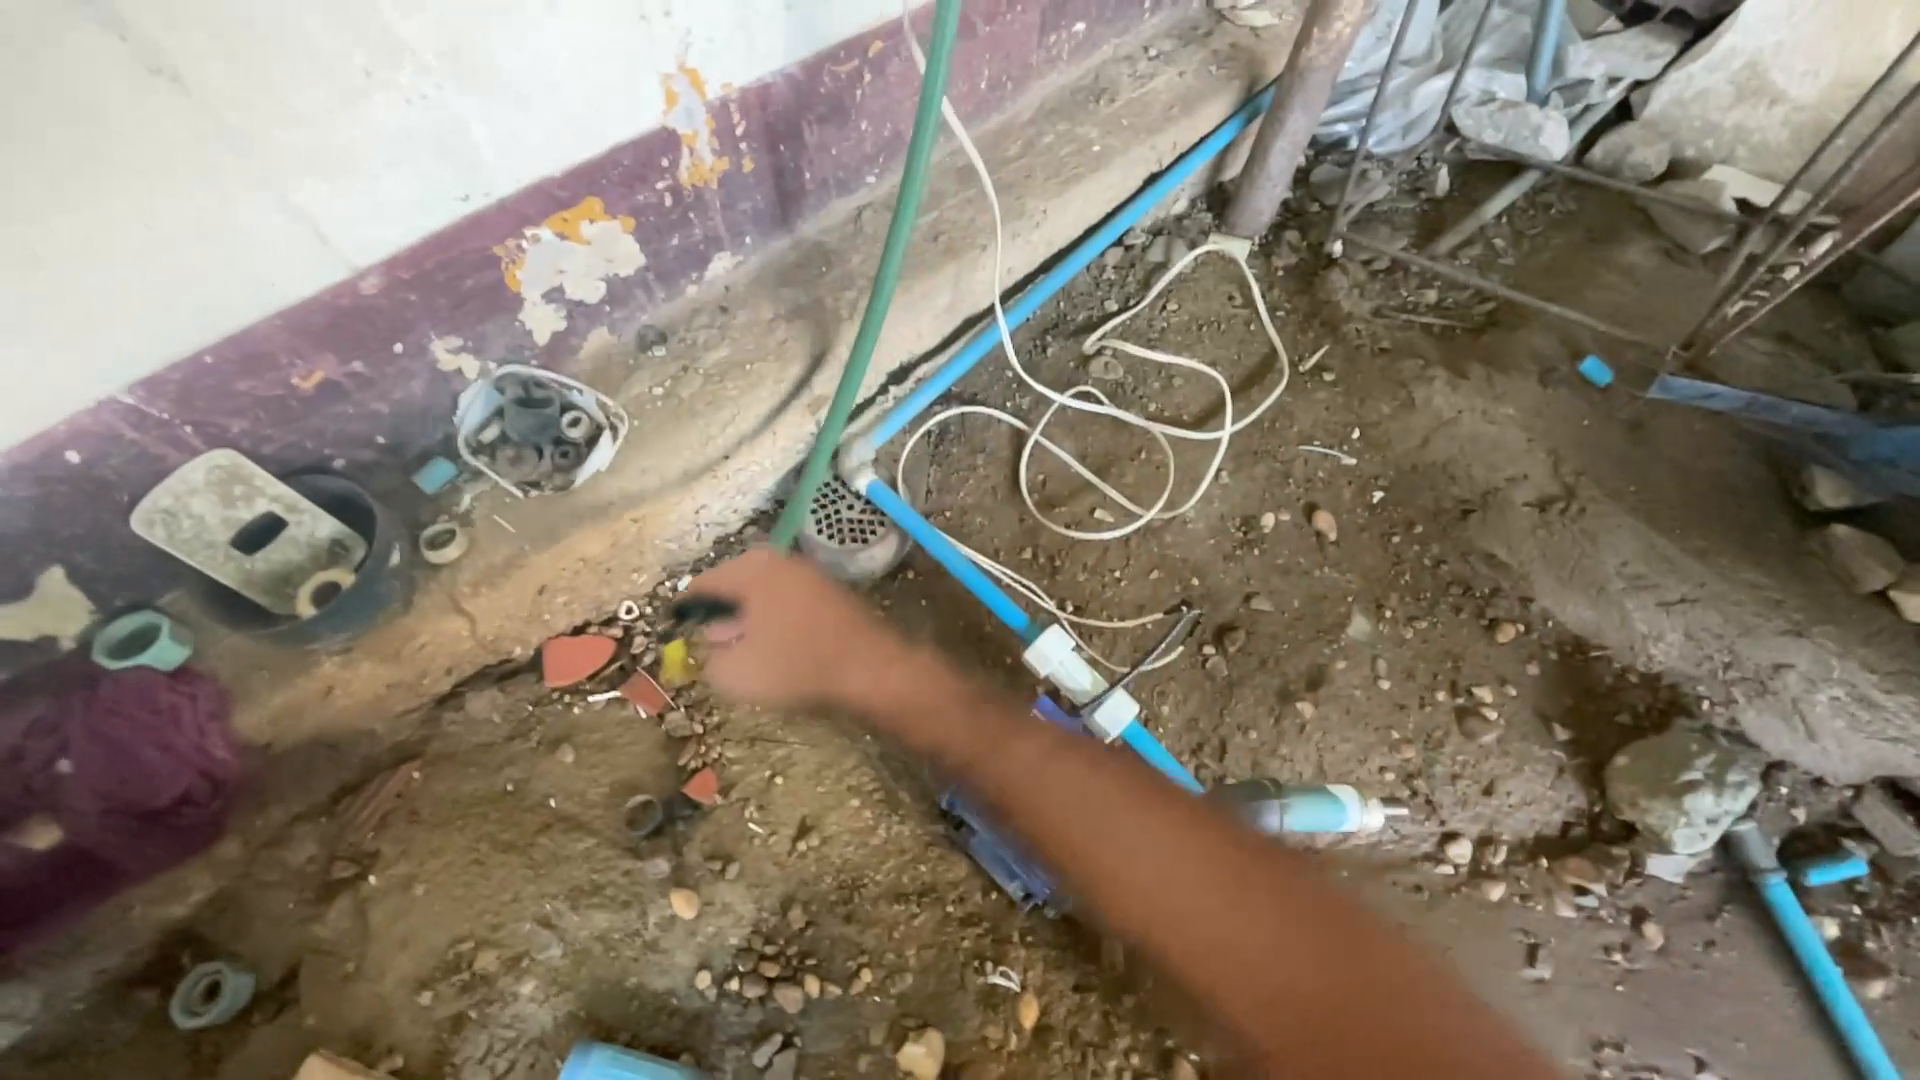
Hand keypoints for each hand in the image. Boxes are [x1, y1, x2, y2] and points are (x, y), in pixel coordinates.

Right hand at [683, 548, 914, 709]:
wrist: (870, 667)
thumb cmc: (796, 666)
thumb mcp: (735, 674)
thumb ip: (708, 659)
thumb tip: (710, 647)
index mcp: (751, 570)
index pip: (704, 582)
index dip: (686, 606)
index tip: (675, 624)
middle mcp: (779, 561)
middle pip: (735, 581)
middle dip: (719, 608)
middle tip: (709, 636)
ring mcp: (808, 572)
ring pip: (764, 589)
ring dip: (748, 613)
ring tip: (741, 643)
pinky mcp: (829, 590)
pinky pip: (788, 598)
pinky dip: (775, 615)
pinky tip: (776, 642)